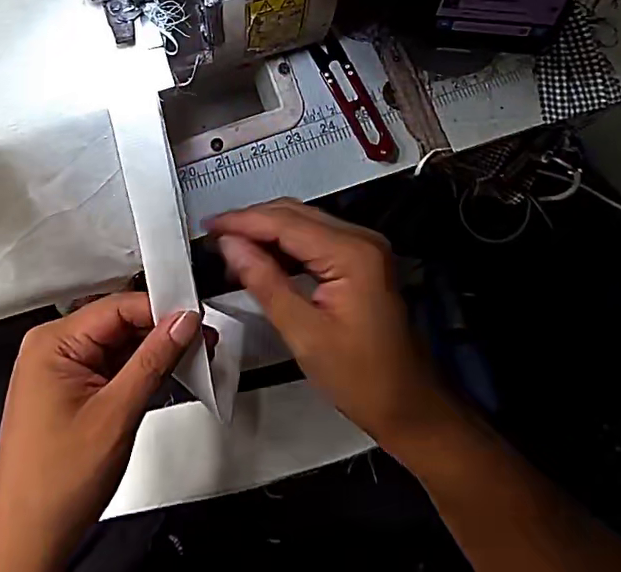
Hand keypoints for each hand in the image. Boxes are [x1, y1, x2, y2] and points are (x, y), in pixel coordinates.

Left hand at [0, 292, 199, 571]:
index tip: (193, 316)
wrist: (28, 539)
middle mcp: (51, 349)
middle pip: (119, 321)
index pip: (117, 307)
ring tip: (189, 355)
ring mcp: (60, 369)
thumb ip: (153, 360)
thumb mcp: (116, 414)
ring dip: (153, 349)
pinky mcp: (70, 387)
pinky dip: (139, 368)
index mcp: (52, 343)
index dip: (159, 309)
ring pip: (118, 342)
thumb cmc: (51, 487)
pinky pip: (111, 363)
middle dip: (160, 329)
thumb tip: (180, 324)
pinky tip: (165, 371)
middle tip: (198, 337)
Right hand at [209, 199, 451, 448]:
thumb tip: (230, 246)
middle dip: (251, 222)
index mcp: (352, 253)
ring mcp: (363, 248)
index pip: (286, 222)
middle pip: (294, 214)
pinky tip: (261, 259)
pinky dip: (284, 245)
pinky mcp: (360, 260)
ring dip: (266, 232)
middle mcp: (361, 240)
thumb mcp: (304, 334)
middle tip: (214, 237)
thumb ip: (264, 282)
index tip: (210, 226)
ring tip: (231, 250)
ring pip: (302, 223)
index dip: (243, 221)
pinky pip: (315, 239)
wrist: (410, 406)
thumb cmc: (364, 379)